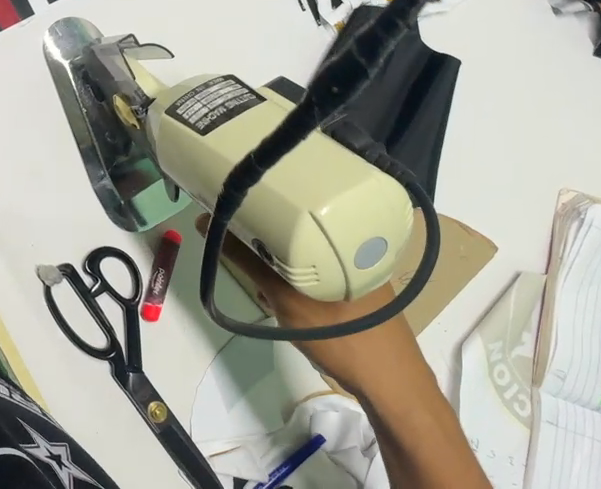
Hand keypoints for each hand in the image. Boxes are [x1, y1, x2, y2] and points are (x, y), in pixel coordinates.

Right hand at [194, 213, 425, 396]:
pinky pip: (322, 278)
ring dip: (285, 271)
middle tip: (255, 272)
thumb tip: (207, 223)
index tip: (235, 222)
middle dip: (269, 249)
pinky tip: (296, 308)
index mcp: (345, 240)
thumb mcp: (285, 298)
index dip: (260, 213)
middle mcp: (357, 251)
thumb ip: (246, 260)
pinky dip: (302, 285)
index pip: (294, 210)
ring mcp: (364, 276)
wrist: (393, 391)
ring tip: (273, 296)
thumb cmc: (341, 338)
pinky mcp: (365, 297)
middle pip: (299, 234)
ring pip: (309, 258)